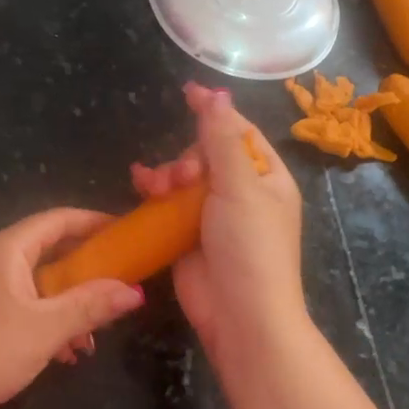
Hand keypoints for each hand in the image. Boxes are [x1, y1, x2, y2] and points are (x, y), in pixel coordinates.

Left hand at [0, 208, 144, 408]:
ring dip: (72, 305)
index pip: (60, 219)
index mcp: (10, 248)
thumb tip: (136, 290)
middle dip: (88, 271)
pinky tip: (67, 355)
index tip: (129, 233)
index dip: (95, 222)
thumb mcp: (47, 328)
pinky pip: (30, 305)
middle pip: (53, 250)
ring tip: (94, 338)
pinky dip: (52, 322)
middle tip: (123, 285)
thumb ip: (91, 306)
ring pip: (44, 283)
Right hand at [130, 83, 304, 357]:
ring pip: (184, 177)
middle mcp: (244, 193)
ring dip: (167, 173)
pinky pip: (169, 203)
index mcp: (268, 178)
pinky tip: (139, 184)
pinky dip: (154, 191)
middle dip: (188, 157)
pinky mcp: (189, 236)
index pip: (241, 133)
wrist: (240, 316)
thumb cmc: (250, 247)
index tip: (187, 92)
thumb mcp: (240, 186)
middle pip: (207, 153)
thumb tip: (216, 94)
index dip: (216, 112)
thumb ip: (221, 139)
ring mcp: (215, 216)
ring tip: (156, 186)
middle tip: (182, 178)